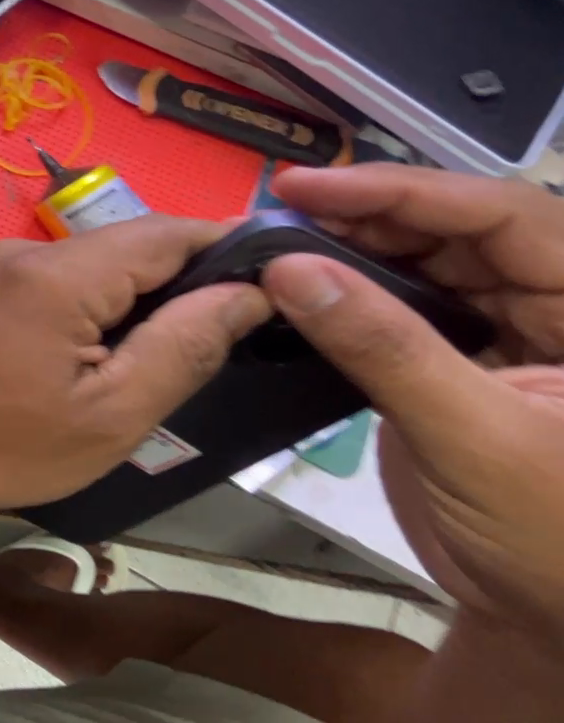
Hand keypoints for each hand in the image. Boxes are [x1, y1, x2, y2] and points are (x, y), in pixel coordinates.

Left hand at [0, 216, 270, 519]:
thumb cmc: (0, 444)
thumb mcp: (111, 413)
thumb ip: (183, 345)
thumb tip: (249, 291)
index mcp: (57, 275)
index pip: (170, 232)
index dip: (236, 250)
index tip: (294, 283)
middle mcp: (26, 252)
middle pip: (134, 243)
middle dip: (195, 275)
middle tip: (253, 327)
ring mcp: (0, 265)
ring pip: (100, 262)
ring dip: (149, 292)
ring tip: (197, 342)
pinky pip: (65, 279)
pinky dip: (105, 301)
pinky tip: (126, 343)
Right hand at [263, 164, 563, 646]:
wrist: (556, 621)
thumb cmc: (558, 540)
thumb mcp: (476, 440)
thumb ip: (386, 348)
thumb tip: (288, 268)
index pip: (509, 218)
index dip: (403, 190)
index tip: (302, 186)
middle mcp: (561, 307)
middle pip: (461, 228)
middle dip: (368, 213)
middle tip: (273, 213)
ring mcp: (512, 331)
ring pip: (425, 260)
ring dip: (349, 246)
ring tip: (274, 240)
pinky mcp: (459, 356)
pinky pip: (399, 302)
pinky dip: (342, 289)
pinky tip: (295, 282)